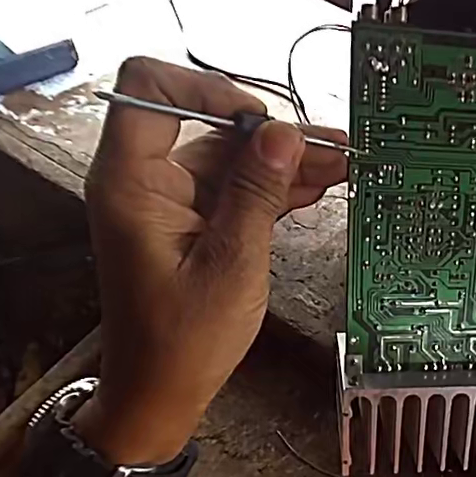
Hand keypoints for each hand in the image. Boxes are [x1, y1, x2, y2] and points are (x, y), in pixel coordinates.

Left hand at [73, 58, 347, 462]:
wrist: (165, 389)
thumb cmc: (184, 339)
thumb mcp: (232, 263)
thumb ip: (256, 192)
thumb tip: (284, 133)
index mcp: (133, 181)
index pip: (150, 88)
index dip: (209, 87)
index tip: (264, 120)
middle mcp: (149, 179)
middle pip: (210, 126)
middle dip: (273, 135)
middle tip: (332, 147)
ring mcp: (174, 201)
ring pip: (234, 158)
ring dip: (286, 162)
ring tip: (341, 165)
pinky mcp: (197, 221)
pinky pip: (238, 189)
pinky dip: (276, 188)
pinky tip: (318, 187)